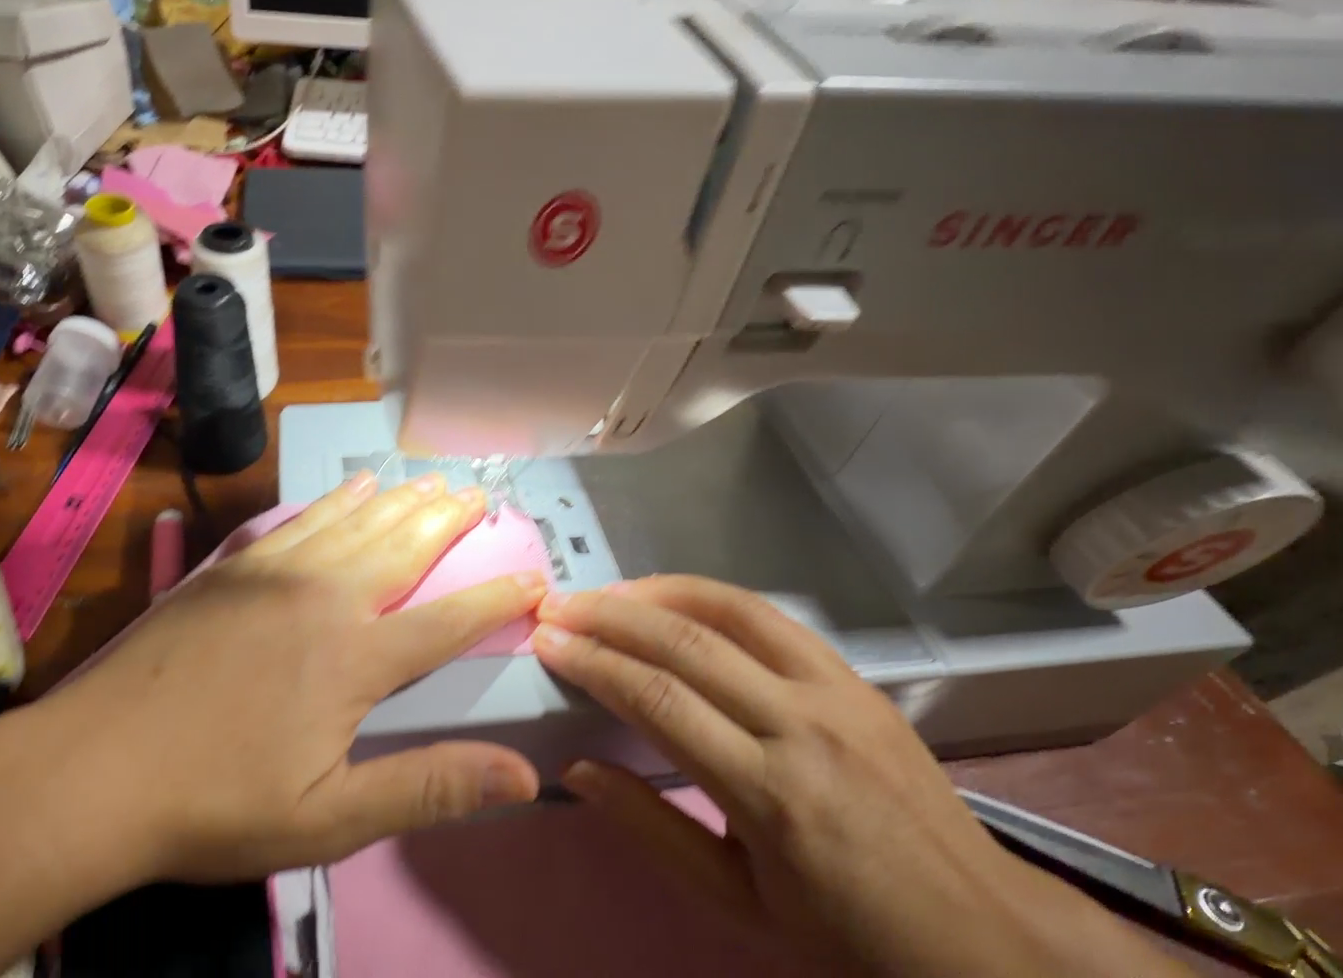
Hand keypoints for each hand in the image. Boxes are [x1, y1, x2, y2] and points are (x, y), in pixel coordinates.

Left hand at [38, 472, 547, 883]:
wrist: (92, 769)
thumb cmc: (213, 804)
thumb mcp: (328, 820)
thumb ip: (426, 788)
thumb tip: (523, 776)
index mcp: (354, 658)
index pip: (447, 621)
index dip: (498, 600)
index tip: (537, 578)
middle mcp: (322, 598)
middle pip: (402, 547)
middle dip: (448, 520)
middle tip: (479, 493)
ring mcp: (270, 574)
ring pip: (354, 522)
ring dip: (399, 501)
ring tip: (432, 481)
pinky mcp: (228, 568)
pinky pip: (299, 520)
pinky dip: (335, 501)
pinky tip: (351, 489)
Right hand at [531, 576, 1188, 977]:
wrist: (977, 933)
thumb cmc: (843, 931)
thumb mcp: (736, 902)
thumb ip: (651, 826)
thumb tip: (576, 768)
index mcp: (769, 793)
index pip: (659, 699)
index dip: (593, 663)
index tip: (547, 642)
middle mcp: (803, 725)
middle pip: (687, 643)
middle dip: (611, 616)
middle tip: (558, 606)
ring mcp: (838, 692)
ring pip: (734, 611)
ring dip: (660, 591)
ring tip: (606, 592)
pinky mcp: (858, 679)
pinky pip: (774, 619)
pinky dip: (713, 598)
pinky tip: (675, 600)